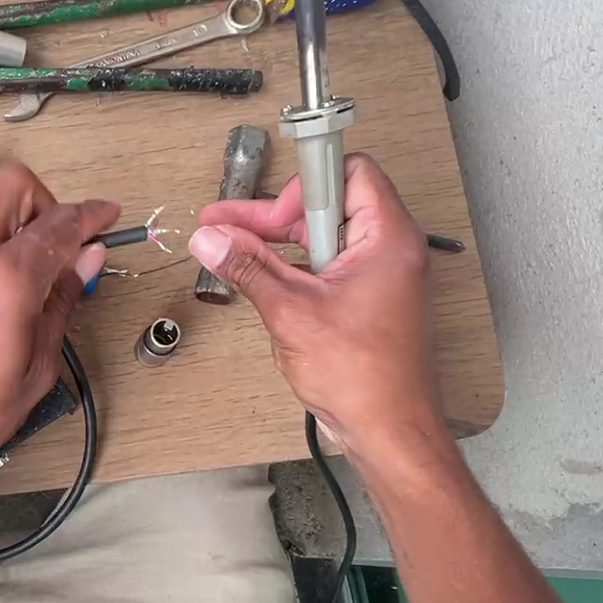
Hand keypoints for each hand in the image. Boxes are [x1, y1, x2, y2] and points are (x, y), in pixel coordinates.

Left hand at [0, 164, 113, 587]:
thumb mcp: (32, 375)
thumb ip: (61, 307)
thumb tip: (82, 265)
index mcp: (5, 281)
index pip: (60, 225)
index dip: (91, 216)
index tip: (104, 217)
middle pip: (13, 185)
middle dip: (45, 204)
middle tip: (57, 243)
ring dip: (7, 224)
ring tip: (18, 274)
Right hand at [191, 153, 453, 478]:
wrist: (387, 429)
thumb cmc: (365, 378)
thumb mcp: (291, 313)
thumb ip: (248, 268)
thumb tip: (213, 239)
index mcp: (387, 239)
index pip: (347, 173)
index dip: (300, 188)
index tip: (264, 210)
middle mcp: (388, 252)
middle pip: (326, 208)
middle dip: (273, 218)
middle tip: (226, 225)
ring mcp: (378, 279)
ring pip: (321, 242)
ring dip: (277, 248)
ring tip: (232, 254)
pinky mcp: (365, 303)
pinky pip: (324, 271)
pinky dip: (292, 274)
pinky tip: (260, 285)